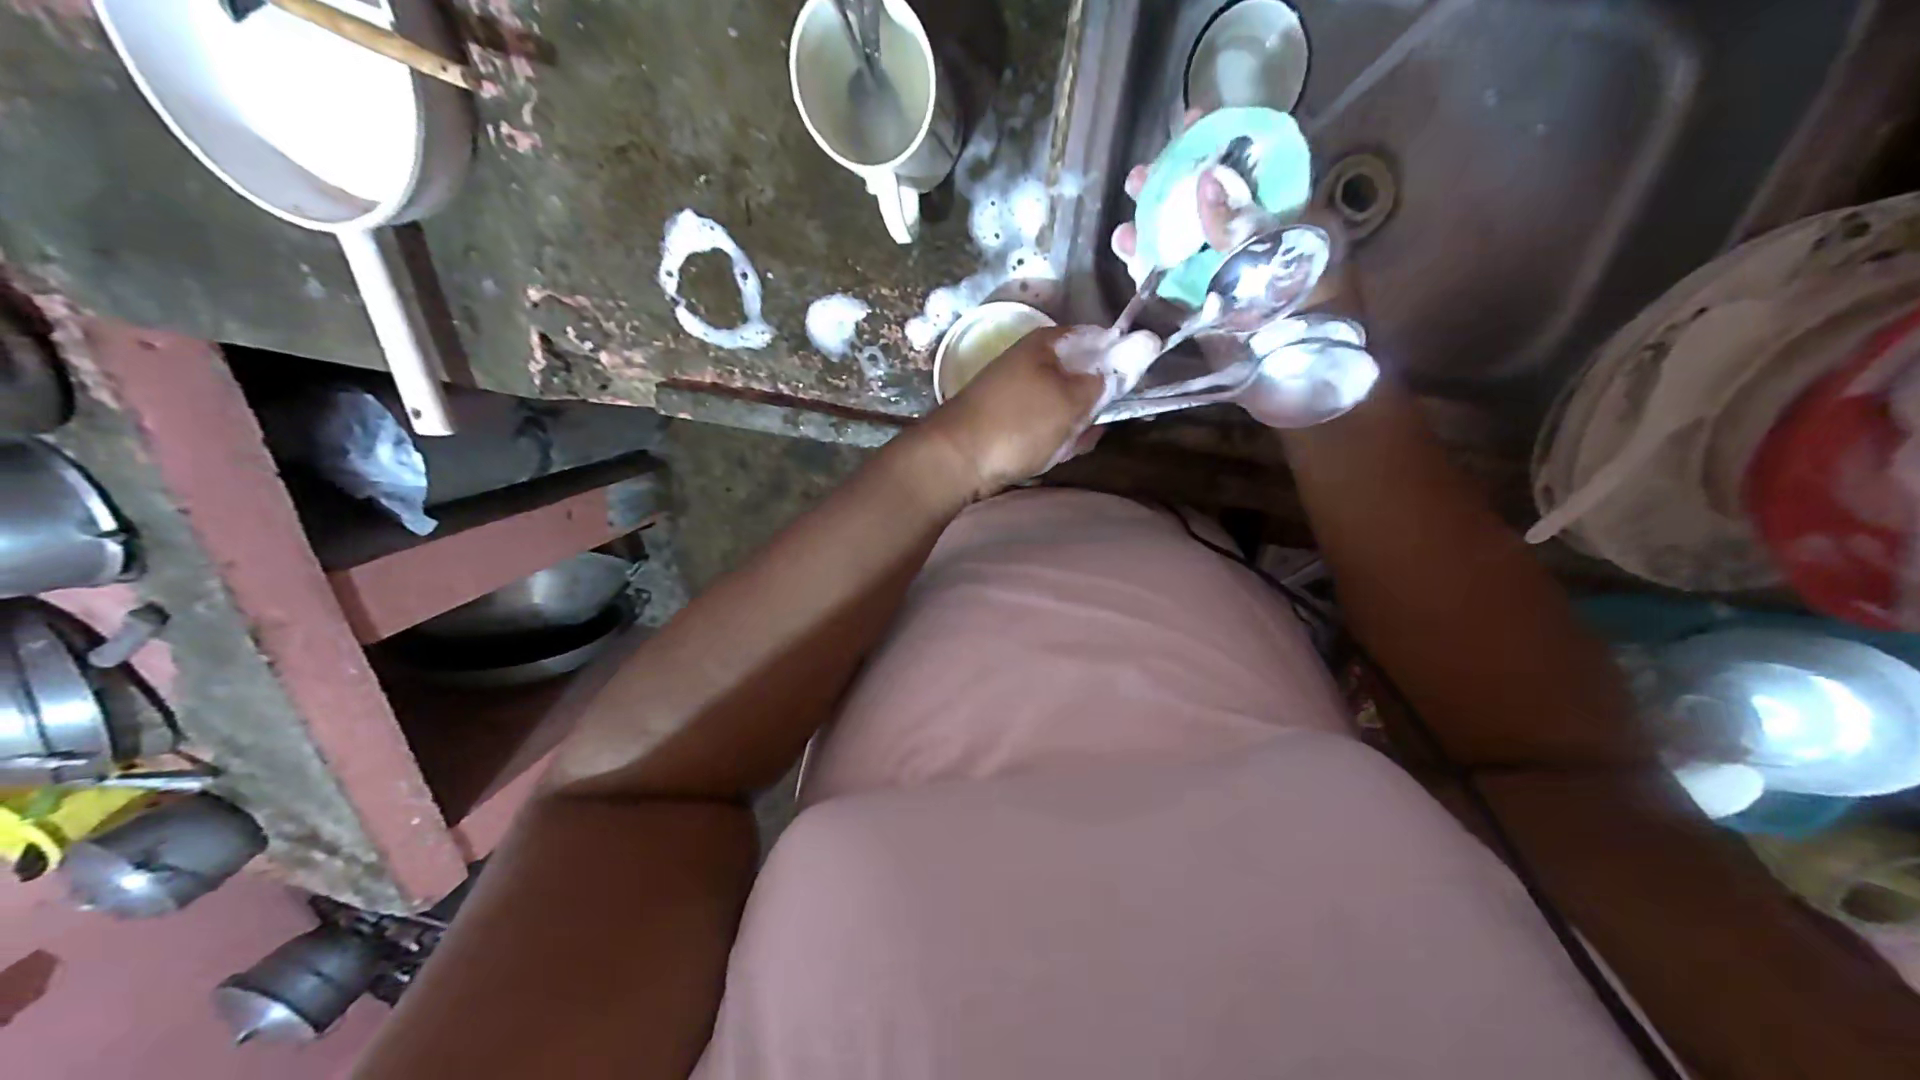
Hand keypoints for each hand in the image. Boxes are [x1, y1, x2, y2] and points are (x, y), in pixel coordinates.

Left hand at [918, 325, 1160, 496]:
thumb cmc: (1019, 423)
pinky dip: (1053, 439)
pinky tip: (1050, 453)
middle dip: (1093, 405)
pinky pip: (1046, 423)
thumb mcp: (1072, 400)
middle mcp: (1034, 359)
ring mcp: (1020, 389)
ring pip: (1067, 405)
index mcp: (1050, 342)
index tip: (1129, 391)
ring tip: (1064, 444)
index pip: (1103, 339)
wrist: (955, 460)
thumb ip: (1110, 376)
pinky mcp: (1011, 417)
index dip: (1122, 363)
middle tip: (1088, 427)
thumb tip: (1149, 340)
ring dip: (1074, 427)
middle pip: (1085, 375)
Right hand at [1110, 111, 1363, 319]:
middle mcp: (1250, 242)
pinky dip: (1147, 264)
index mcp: (1285, 219)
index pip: (1251, 168)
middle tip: (1139, 176)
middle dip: (1172, 184)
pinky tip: (1126, 250)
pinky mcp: (1202, 307)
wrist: (1296, 387)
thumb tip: (1207, 176)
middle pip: (1207, 201)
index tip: (1191, 122)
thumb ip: (1242, 225)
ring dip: (1153, 224)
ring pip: (1183, 239)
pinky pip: (1170, 279)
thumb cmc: (1304, 321)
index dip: (1221, 143)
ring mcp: (1223, 275)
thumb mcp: (1277, 264)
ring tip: (1125, 210)